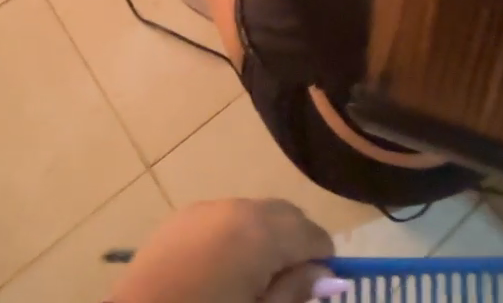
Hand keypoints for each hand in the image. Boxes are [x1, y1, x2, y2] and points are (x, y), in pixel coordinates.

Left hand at [109, 199, 345, 302]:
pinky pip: (224, 221)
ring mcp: (206, 210)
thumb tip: (323, 275)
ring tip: (248, 284)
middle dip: (295, 247)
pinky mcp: (179, 220)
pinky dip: (234, 239)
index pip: (314, 236)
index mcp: (263, 233)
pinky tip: (217, 276)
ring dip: (264, 241)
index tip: (314, 294)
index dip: (321, 266)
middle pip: (288, 218)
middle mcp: (239, 208)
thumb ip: (295, 294)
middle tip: (285, 291)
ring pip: (256, 215)